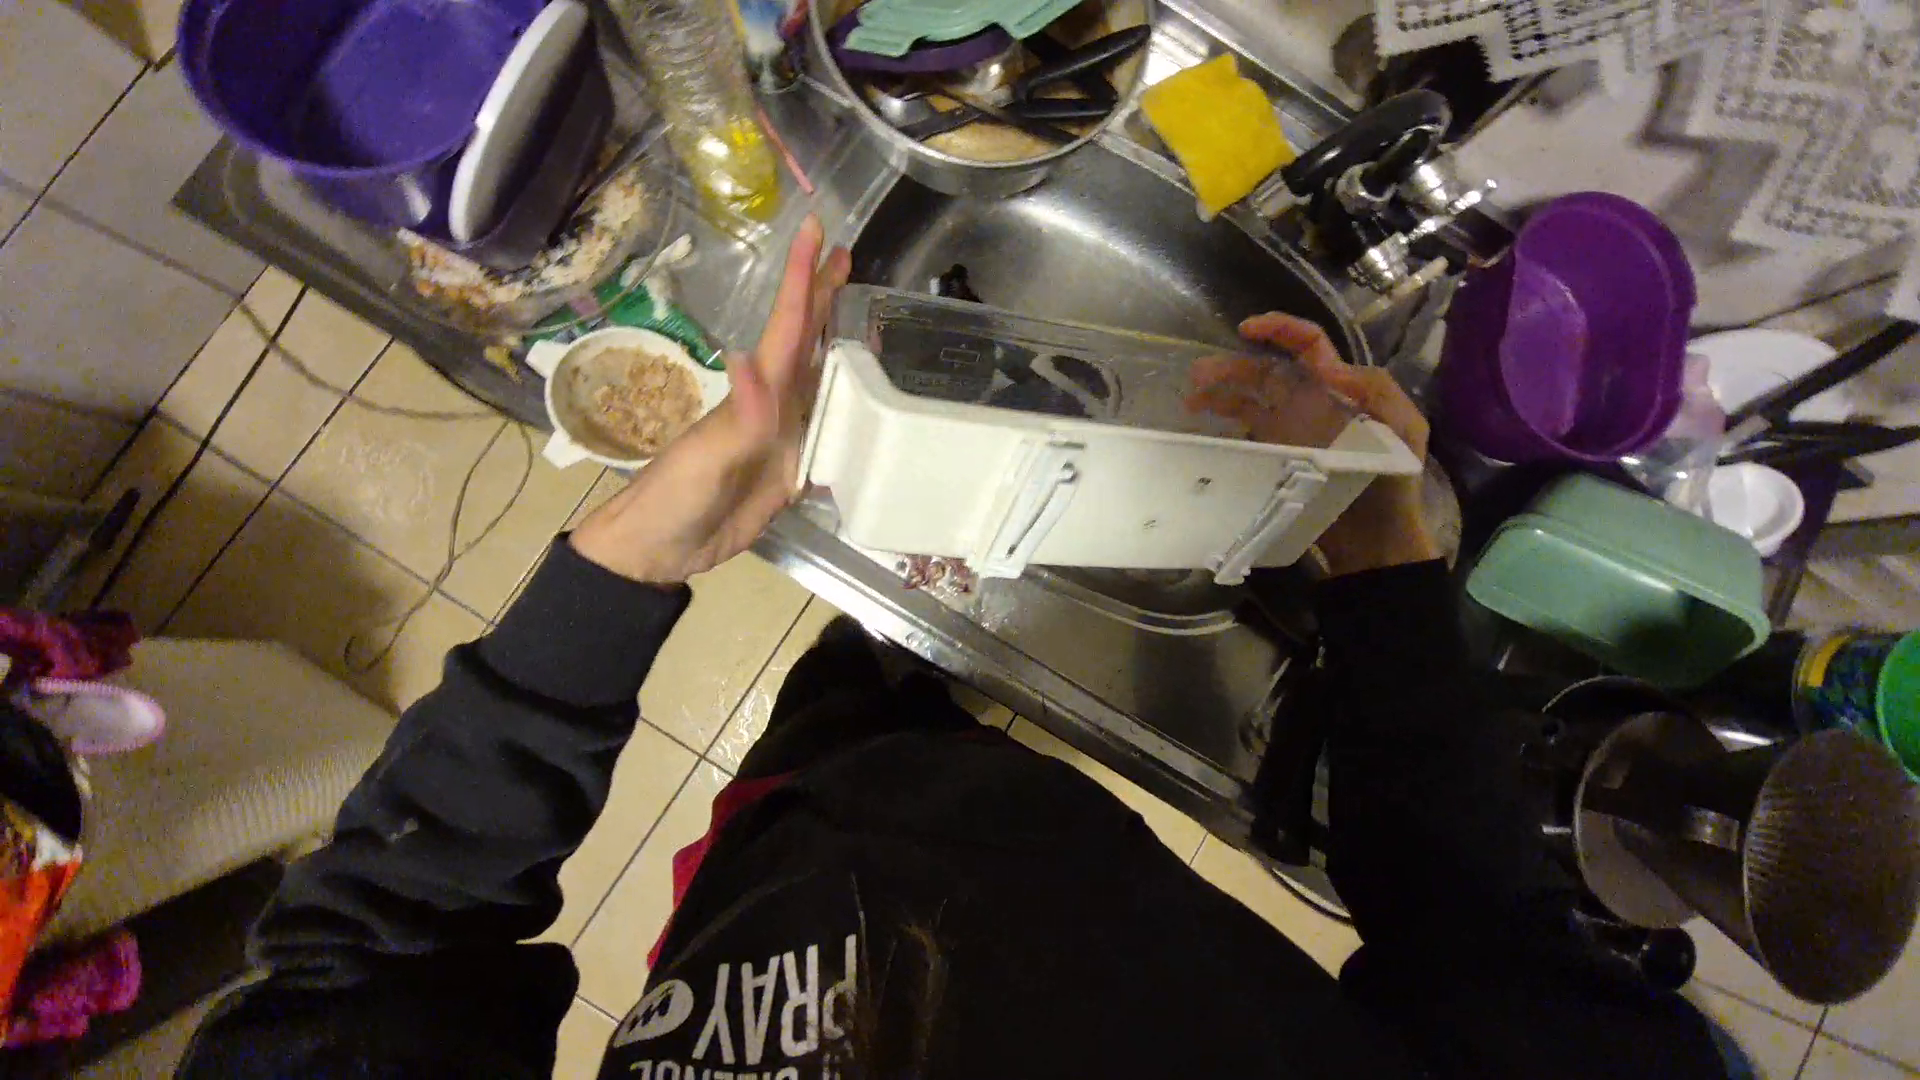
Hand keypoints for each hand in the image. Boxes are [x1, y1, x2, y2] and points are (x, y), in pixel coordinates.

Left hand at [570, 216, 851, 583]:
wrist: (666, 546)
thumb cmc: (679, 496)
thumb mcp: (708, 455)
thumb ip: (742, 414)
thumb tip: (750, 356)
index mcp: (758, 393)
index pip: (788, 326)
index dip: (802, 279)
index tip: (820, 231)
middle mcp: (777, 405)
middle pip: (807, 342)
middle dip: (824, 297)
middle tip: (849, 257)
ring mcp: (785, 437)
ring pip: (821, 382)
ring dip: (841, 349)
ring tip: (866, 323)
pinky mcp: (793, 471)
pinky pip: (828, 433)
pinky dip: (849, 413)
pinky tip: (864, 407)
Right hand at [1192, 312, 1438, 576]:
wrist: (1374, 539)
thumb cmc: (1393, 483)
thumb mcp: (1403, 430)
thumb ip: (1375, 392)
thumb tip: (1328, 368)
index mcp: (1340, 388)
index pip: (1308, 346)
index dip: (1279, 329)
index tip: (1245, 329)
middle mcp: (1309, 403)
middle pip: (1266, 373)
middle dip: (1231, 367)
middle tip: (1196, 375)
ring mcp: (1288, 433)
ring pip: (1248, 402)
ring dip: (1218, 396)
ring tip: (1190, 401)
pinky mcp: (1273, 460)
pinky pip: (1244, 437)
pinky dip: (1222, 430)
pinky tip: (1203, 431)